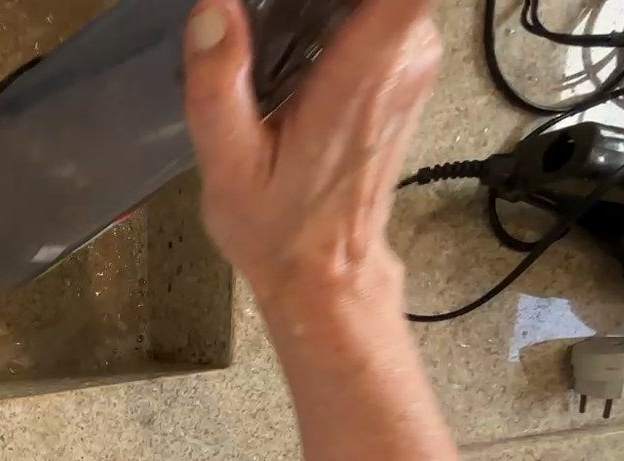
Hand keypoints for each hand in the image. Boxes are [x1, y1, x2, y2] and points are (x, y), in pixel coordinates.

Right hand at [182, 0, 440, 322]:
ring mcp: (412, 60)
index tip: (292, 4)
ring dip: (315, 8)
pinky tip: (290, 64)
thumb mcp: (229, 169)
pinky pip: (376, 14)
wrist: (323, 272)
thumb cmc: (277, 229)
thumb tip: (211, 10)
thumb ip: (217, 89)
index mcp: (362, 71)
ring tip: (265, 51)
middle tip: (257, 31)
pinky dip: (333, 22)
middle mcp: (403, 55)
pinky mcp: (406, 71)